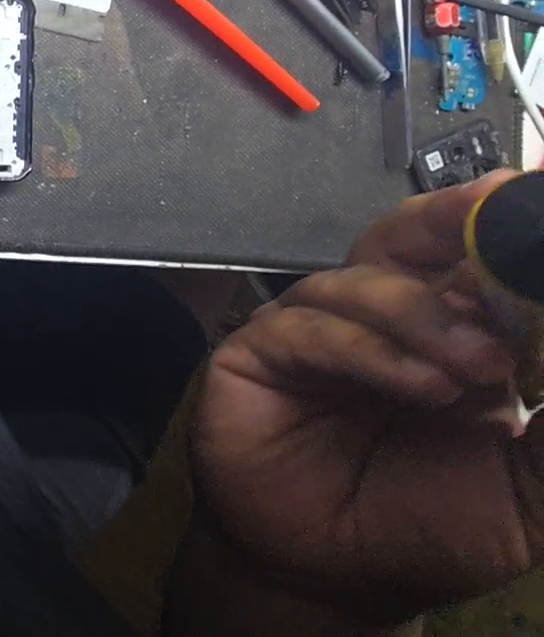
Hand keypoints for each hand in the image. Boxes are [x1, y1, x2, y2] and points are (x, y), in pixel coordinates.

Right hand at [190, 170, 536, 623]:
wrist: (327, 568)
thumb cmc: (431, 526)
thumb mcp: (534, 491)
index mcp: (453, 340)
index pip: (476, 269)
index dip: (505, 234)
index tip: (536, 201)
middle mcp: (380, 323)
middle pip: (399, 243)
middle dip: (445, 223)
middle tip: (493, 217)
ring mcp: (311, 332)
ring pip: (352, 281)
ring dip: (417, 311)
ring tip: (475, 367)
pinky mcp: (254, 353)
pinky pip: (301, 328)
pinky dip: (362, 347)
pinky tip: (416, 385)